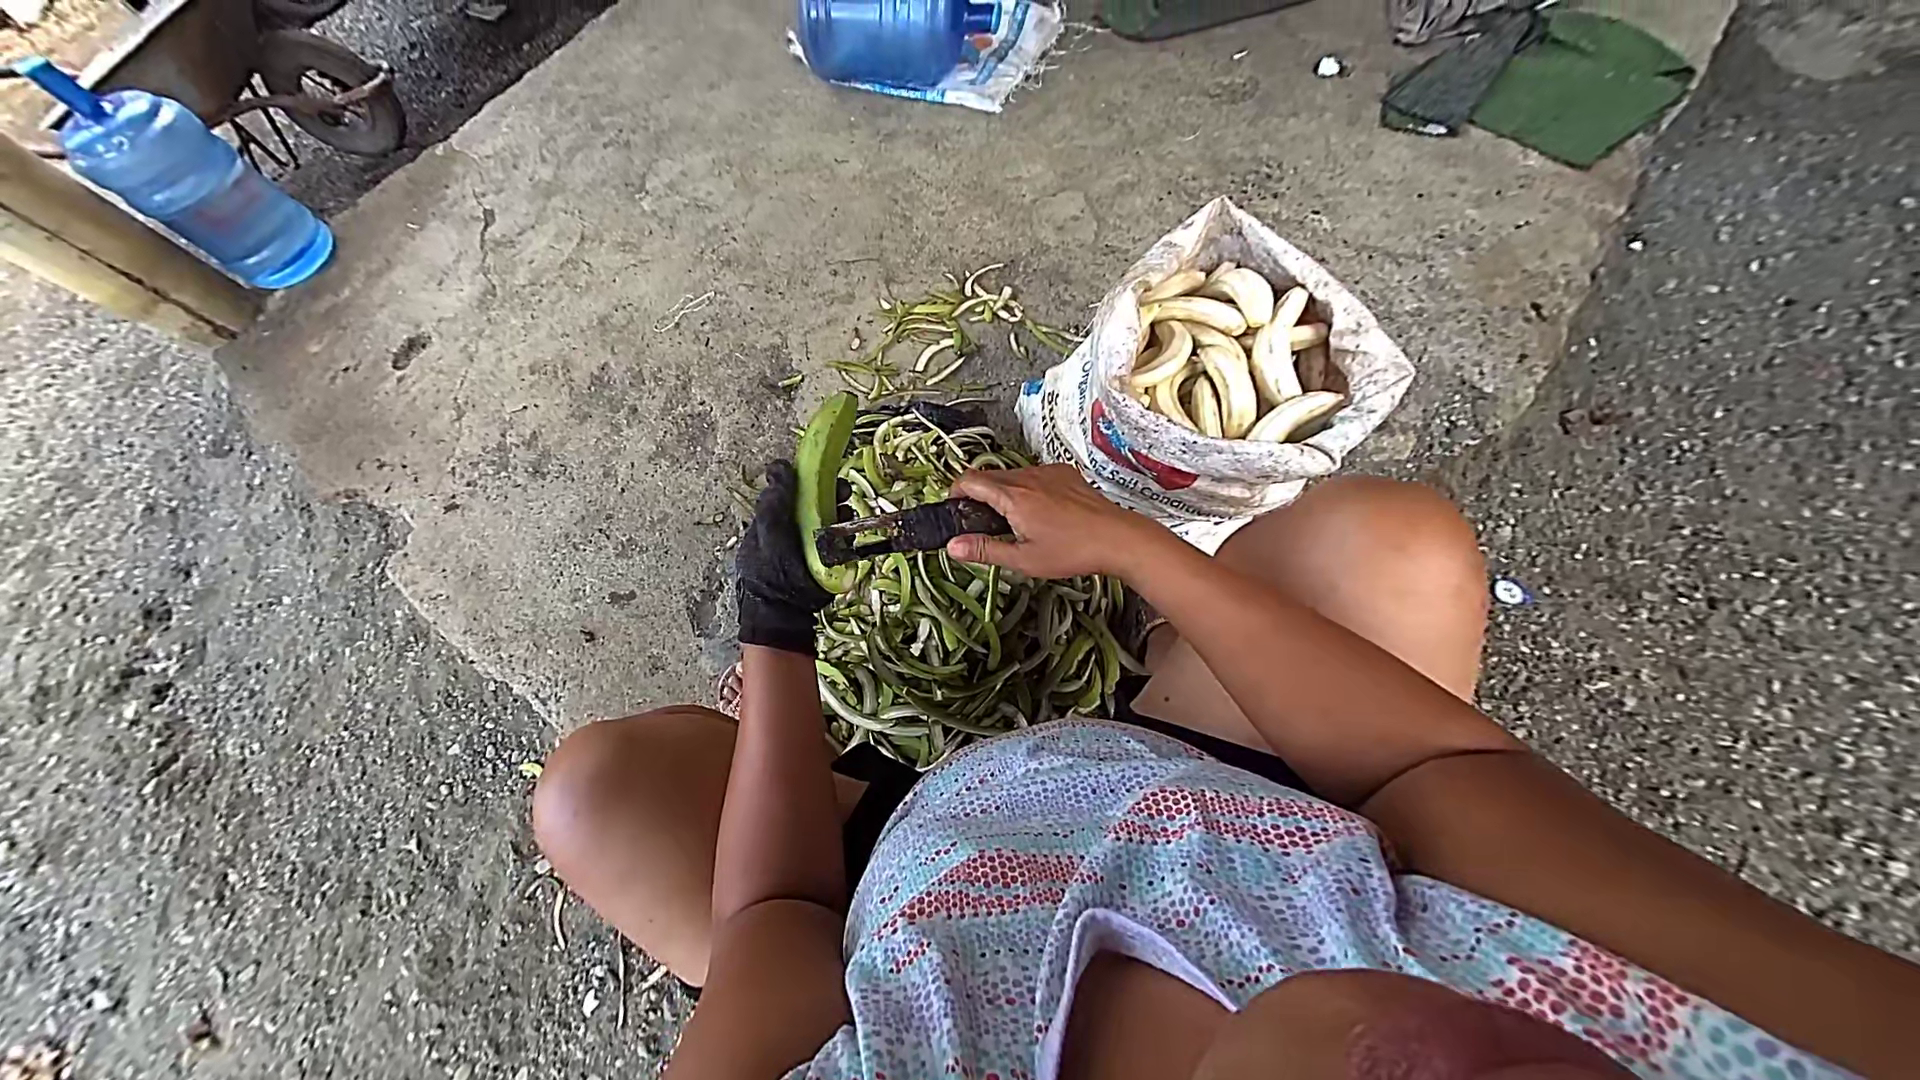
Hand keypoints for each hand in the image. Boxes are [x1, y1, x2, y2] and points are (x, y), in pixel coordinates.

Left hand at [735, 460, 832, 654]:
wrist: (785, 614)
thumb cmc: (771, 575)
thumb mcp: (768, 535)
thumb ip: (773, 504)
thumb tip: (779, 466)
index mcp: (773, 518)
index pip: (791, 488)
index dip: (806, 477)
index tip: (820, 472)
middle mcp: (793, 526)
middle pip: (814, 499)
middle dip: (830, 491)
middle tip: (843, 490)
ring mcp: (810, 542)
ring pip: (829, 516)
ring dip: (840, 510)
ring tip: (847, 511)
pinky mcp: (827, 557)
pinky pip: (840, 536)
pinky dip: (847, 531)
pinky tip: (850, 531)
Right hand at [946, 464, 1165, 578]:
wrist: (1117, 538)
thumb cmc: (1073, 551)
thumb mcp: (1023, 559)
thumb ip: (984, 550)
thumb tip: (953, 546)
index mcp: (1013, 496)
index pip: (969, 480)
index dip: (955, 492)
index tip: (955, 507)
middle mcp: (1028, 477)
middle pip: (988, 476)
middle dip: (978, 495)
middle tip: (982, 521)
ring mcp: (1048, 472)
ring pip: (1011, 475)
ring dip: (1003, 491)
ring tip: (1014, 521)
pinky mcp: (1064, 473)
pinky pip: (1034, 475)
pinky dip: (1027, 488)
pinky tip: (1040, 512)